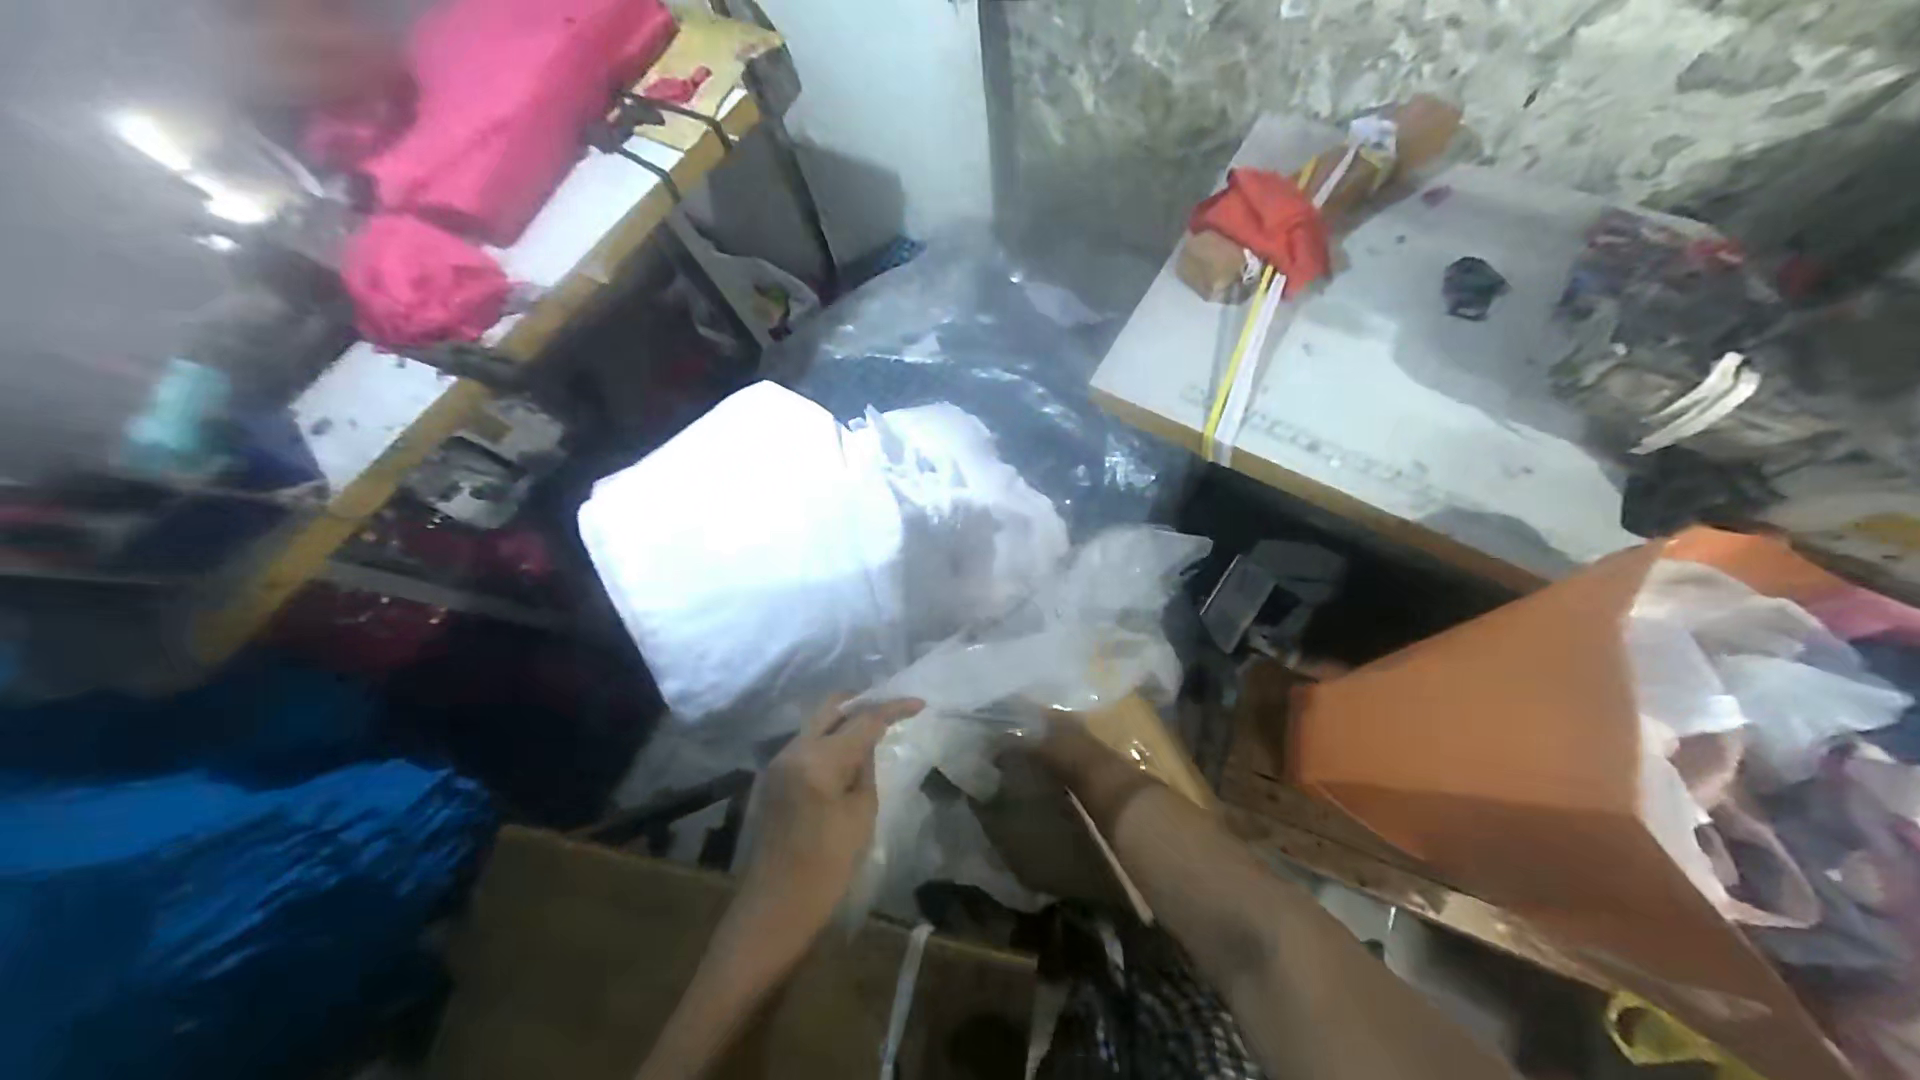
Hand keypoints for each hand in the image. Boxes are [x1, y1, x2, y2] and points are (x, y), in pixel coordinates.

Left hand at [736, 695, 924, 937]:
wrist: (774, 908)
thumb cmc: (827, 868)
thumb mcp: (861, 815)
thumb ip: (866, 768)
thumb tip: (867, 744)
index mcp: (818, 759)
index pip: (863, 719)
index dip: (893, 708)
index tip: (919, 703)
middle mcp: (794, 749)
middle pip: (831, 706)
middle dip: (863, 703)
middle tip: (891, 711)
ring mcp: (779, 761)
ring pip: (817, 722)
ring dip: (845, 720)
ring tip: (874, 730)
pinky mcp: (773, 776)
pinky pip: (806, 743)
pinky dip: (829, 739)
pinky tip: (848, 754)